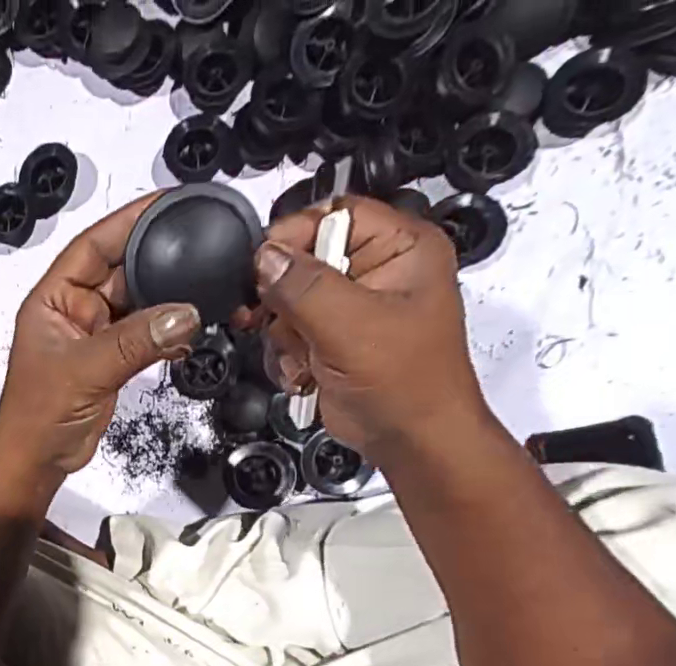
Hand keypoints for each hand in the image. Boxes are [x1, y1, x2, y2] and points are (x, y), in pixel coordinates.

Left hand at [0, 193, 201, 481]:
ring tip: (203, 285)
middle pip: (120, 270)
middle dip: (156, 258)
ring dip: (166, 298)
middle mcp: (74, 309)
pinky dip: (166, 332)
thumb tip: (185, 314)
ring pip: (137, 303)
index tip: (166, 202)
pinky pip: (145, 334)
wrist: (39, 462)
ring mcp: (94, 335)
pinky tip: (189, 330)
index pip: (92, 245)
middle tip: (199, 244)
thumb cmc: (39, 416)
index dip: (128, 221)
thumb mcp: (84, 370)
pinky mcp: (112, 360)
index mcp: (53, 298)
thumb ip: (134, 341)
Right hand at [250, 195, 487, 457]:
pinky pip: (286, 334)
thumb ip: (304, 286)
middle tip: (282, 320)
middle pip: (302, 260)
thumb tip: (266, 258)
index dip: (295, 235)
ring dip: (285, 335)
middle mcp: (374, 273)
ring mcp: (349, 309)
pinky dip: (287, 357)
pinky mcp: (329, 341)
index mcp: (400, 248)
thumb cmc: (409, 386)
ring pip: (287, 302)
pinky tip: (307, 373)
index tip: (265, 265)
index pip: (335, 214)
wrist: (409, 441)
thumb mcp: (352, 325)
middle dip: (284, 299)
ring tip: (307, 357)